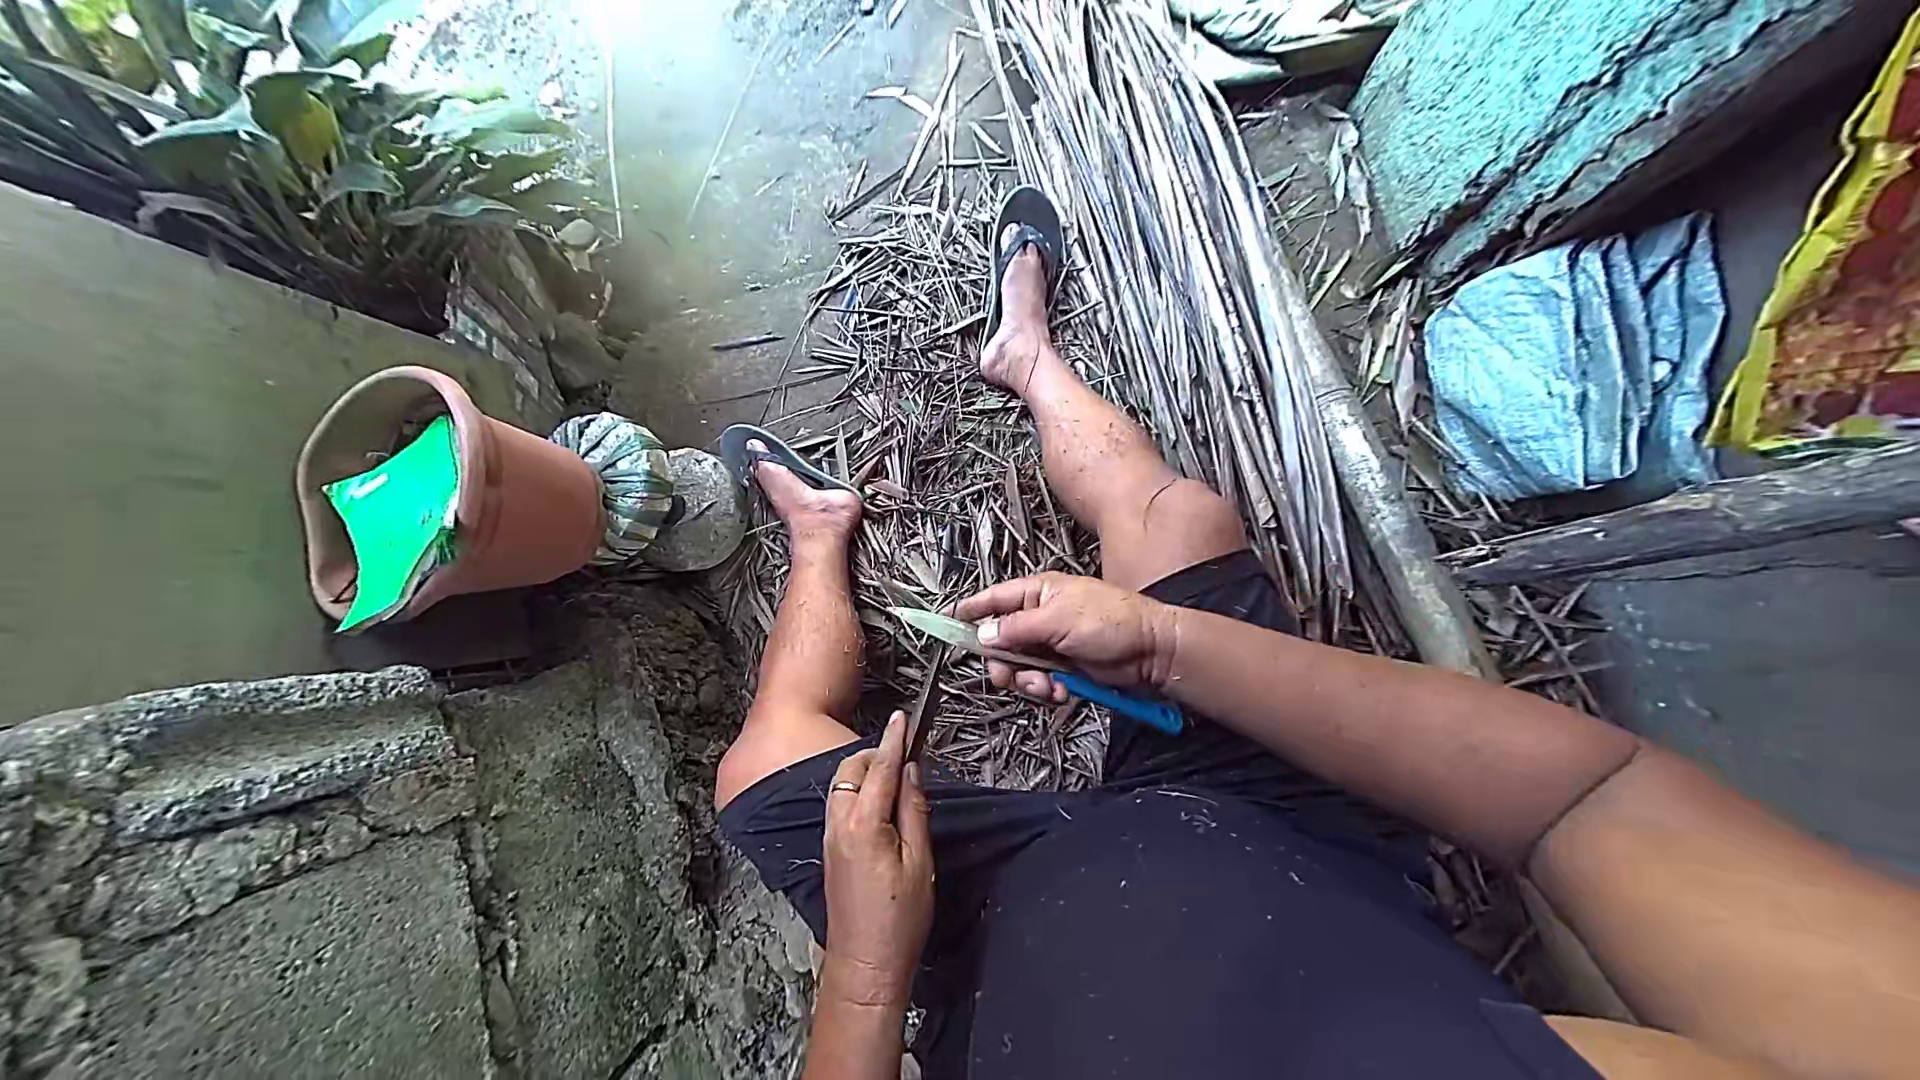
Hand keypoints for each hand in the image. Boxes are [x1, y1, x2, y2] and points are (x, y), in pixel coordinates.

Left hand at [821, 711, 934, 1008]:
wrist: (866, 965)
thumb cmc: (898, 920)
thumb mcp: (919, 860)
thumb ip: (914, 809)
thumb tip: (912, 772)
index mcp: (863, 825)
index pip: (881, 768)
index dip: (893, 739)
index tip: (902, 717)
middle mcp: (838, 825)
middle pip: (852, 768)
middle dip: (876, 753)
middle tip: (904, 753)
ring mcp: (830, 838)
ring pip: (843, 784)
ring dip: (866, 771)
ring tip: (895, 777)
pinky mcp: (829, 850)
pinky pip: (840, 803)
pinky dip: (858, 790)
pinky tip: (878, 802)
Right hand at [955, 572, 1179, 701]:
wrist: (1152, 653)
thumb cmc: (1114, 622)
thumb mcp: (1058, 620)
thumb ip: (1016, 628)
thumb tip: (982, 634)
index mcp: (1037, 592)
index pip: (992, 599)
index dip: (969, 612)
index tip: (946, 624)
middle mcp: (1040, 616)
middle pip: (999, 641)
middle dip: (1004, 663)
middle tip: (1011, 674)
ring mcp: (1051, 643)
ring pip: (1018, 666)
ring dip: (1028, 681)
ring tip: (1047, 685)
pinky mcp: (1063, 667)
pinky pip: (1038, 682)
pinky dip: (1045, 691)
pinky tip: (1062, 691)